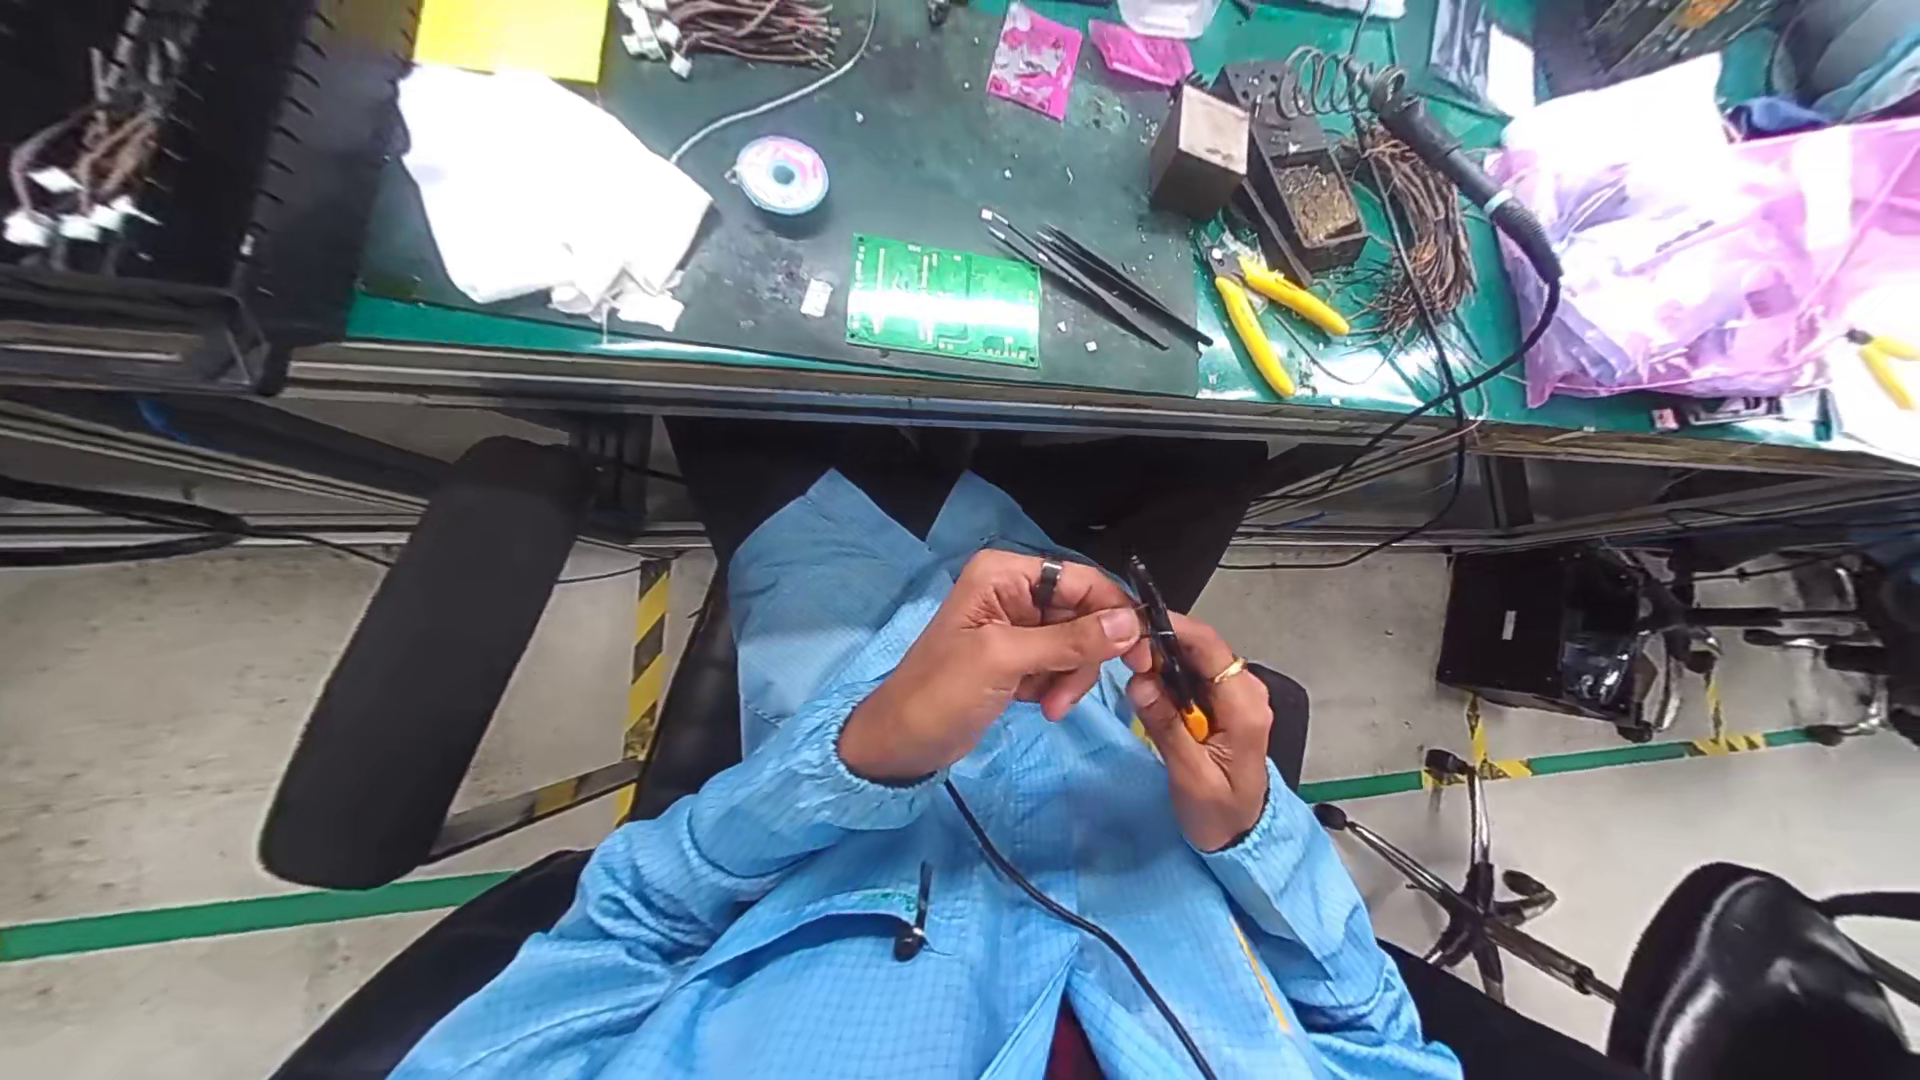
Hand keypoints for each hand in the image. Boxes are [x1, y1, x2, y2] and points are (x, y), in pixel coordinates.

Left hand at [840, 551, 1141, 782]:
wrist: (902, 743)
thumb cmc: (942, 692)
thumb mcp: (1004, 659)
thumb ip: (1069, 640)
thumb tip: (1131, 622)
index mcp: (1003, 574)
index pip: (1080, 579)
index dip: (1114, 611)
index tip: (1142, 650)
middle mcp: (1013, 592)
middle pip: (1084, 612)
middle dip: (1085, 655)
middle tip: (1072, 693)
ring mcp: (1018, 626)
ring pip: (1078, 642)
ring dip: (1072, 677)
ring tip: (1051, 706)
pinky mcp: (1020, 658)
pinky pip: (1062, 664)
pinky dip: (1060, 686)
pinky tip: (1042, 706)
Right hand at [1124, 613, 1272, 851]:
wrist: (1241, 836)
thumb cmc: (1220, 813)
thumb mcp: (1191, 776)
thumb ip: (1167, 727)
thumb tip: (1139, 681)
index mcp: (1245, 706)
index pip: (1209, 646)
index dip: (1170, 629)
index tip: (1132, 633)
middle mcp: (1245, 689)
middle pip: (1199, 644)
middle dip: (1158, 643)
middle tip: (1123, 657)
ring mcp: (1233, 692)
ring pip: (1191, 654)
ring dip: (1158, 657)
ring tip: (1130, 670)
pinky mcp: (1219, 698)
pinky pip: (1189, 670)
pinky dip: (1165, 671)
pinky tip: (1145, 683)